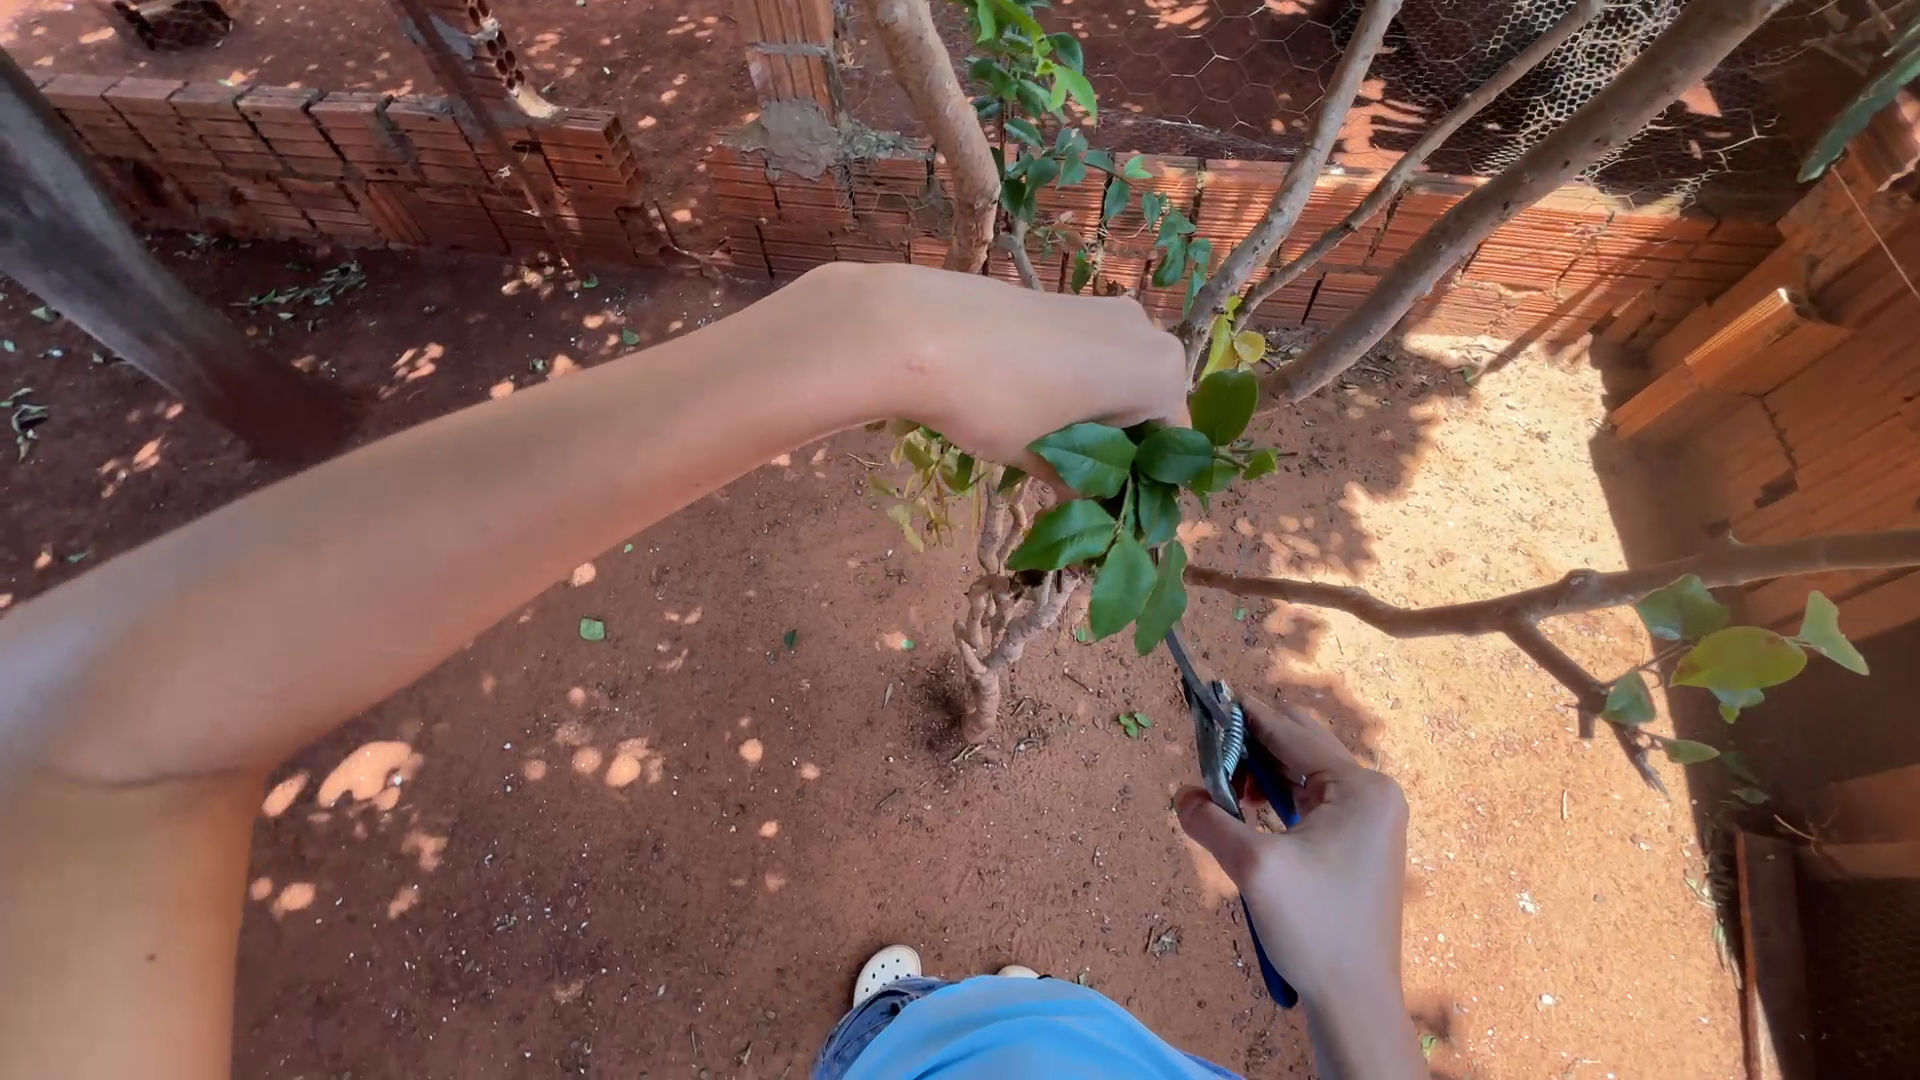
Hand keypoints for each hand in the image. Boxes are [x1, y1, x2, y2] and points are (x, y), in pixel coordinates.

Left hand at [791, 263, 1188, 474]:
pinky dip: (1071, 387)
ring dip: (1091, 419)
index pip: (1171, 444)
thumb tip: (1086, 505)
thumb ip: (1077, 483)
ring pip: (1114, 380)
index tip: (1106, 507)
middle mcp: (1147, 333)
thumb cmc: (998, 402)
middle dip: (1115, 449)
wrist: (920, 330)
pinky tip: (1028, 409)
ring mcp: (1105, 309)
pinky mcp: (1065, 300)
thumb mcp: (1041, 457)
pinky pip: (1087, 355)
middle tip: (1072, 483)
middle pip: (1145, 408)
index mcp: (1162, 374)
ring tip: (1045, 449)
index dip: (1140, 482)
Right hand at [1176, 698, 1419, 1074]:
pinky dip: (1274, 795)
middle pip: (1300, 746)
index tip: (1208, 697)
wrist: (1355, 1002)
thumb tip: (1182, 794)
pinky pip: (1308, 798)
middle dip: (1251, 743)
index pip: (1290, 734)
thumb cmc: (1313, 927)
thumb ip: (1209, 819)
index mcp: (1361, 788)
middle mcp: (1372, 793)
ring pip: (1301, 772)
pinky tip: (1246, 807)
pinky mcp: (1356, 841)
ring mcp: (1368, 818)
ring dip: (1260, 771)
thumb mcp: (1252, 866)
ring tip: (1222, 784)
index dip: (1245, 716)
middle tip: (1208, 747)